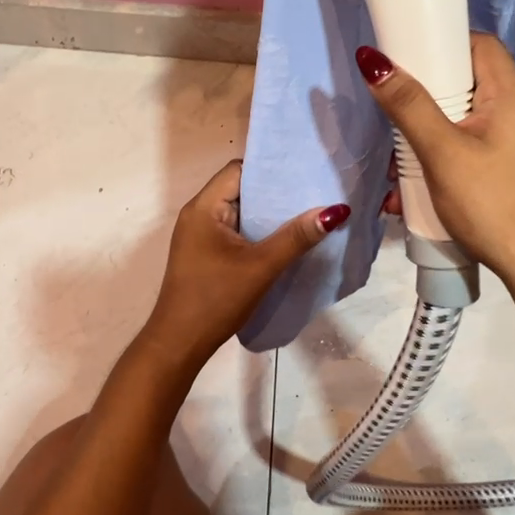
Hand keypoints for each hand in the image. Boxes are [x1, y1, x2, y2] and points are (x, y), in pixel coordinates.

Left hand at [139, 160, 348, 371]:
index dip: (270, 170)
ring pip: (240, 211)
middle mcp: (199, 213)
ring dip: (268, 214)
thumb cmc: (216, 299)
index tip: (304, 174)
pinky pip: (236, 230)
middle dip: (275, 192)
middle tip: (314, 193)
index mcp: (204, 207)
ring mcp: (200, 235)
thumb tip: (336, 210)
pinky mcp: (205, 253)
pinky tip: (284, 240)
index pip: (239, 170)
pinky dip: (258, 231)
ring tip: (307, 213)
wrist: (179, 344)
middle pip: (241, 188)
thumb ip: (297, 237)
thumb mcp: (261, 267)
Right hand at [359, 34, 514, 298]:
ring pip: (463, 120)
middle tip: (394, 116)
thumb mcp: (443, 153)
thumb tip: (373, 60)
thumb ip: (408, 106)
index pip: (478, 44)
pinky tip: (416, 189)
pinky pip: (469, 147)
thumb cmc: (494, 204)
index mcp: (511, 95)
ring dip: (426, 136)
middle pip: (466, 82)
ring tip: (399, 165)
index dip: (441, 42)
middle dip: (423, 98)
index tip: (405, 57)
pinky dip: (441, 158)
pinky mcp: (511, 169)